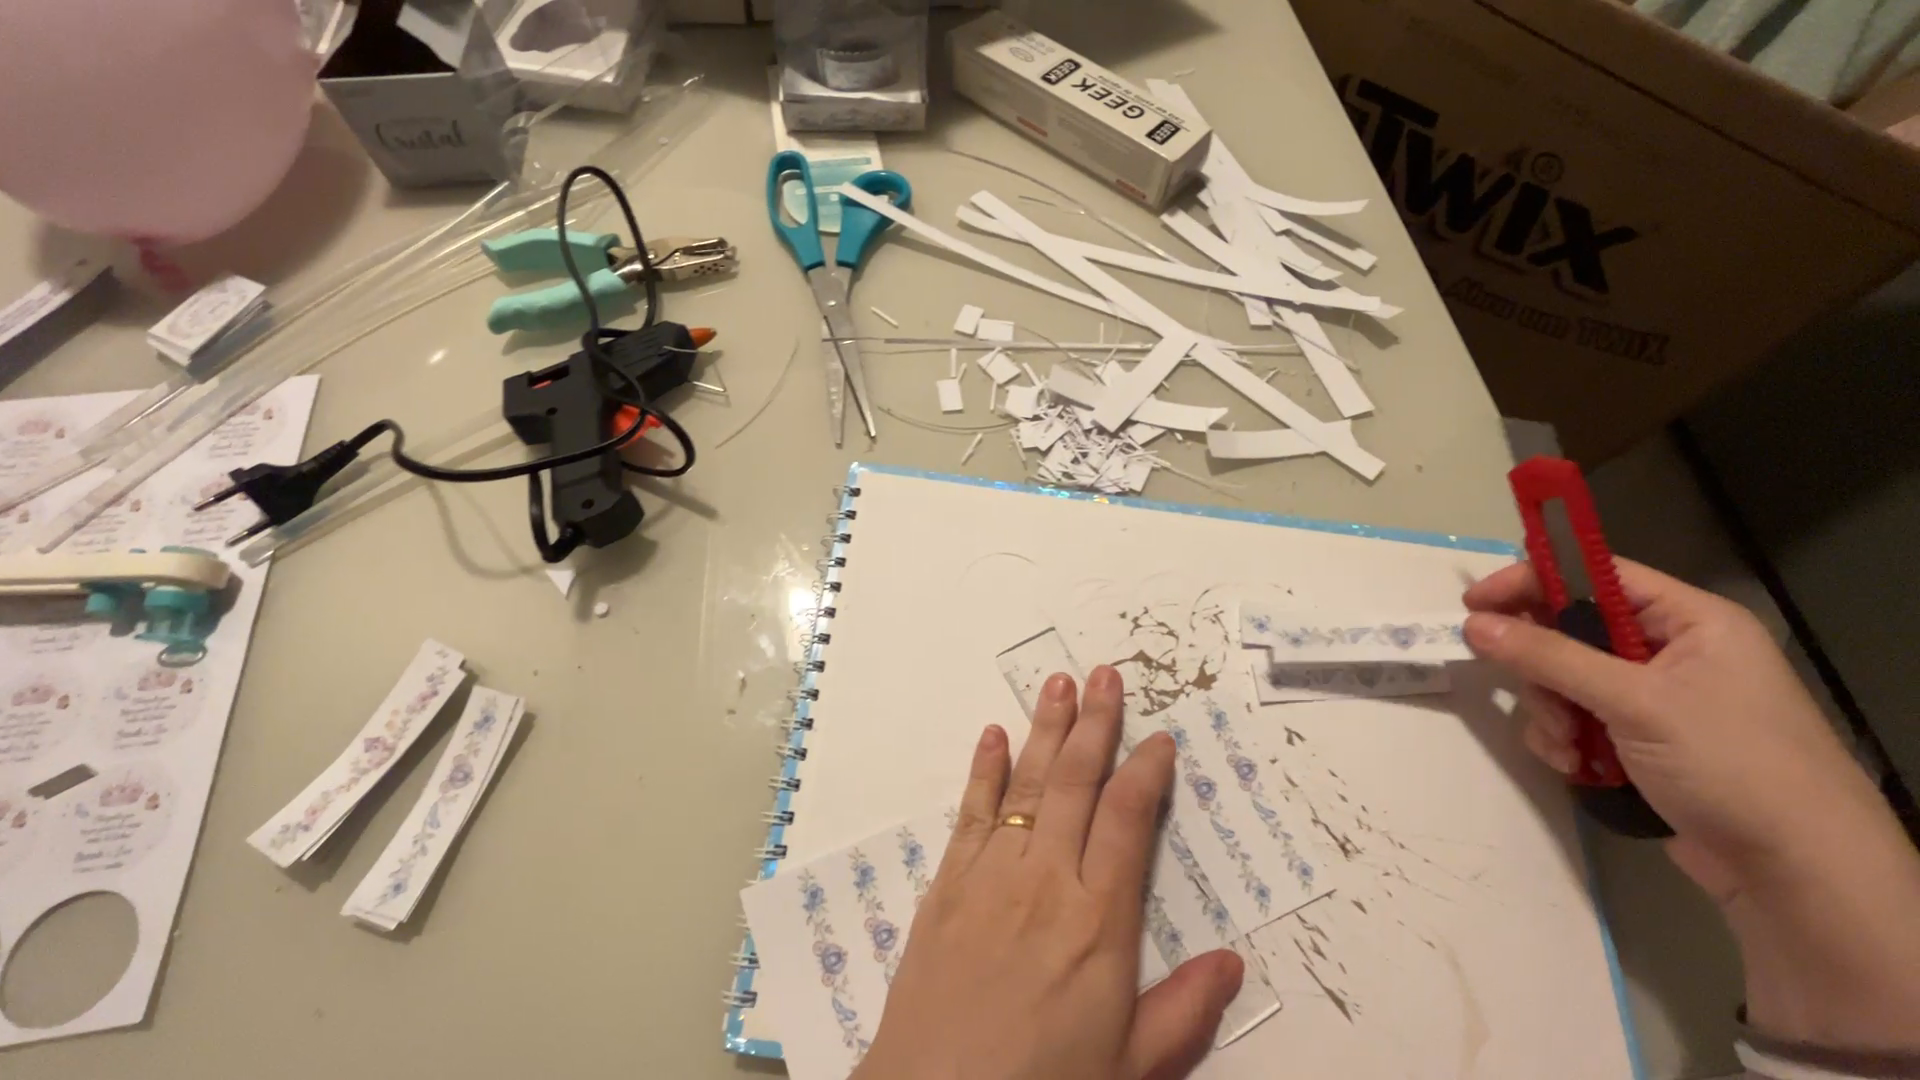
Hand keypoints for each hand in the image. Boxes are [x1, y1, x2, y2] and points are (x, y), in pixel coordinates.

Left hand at [852, 667, 1243, 1079]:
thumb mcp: (1130, 1066)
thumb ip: (1183, 1011)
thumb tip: (1234, 963)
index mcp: (1099, 919)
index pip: (1130, 821)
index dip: (1147, 772)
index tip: (1160, 737)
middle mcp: (1046, 878)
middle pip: (1077, 783)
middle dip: (1096, 723)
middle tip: (1106, 673)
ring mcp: (991, 873)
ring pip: (1026, 783)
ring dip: (1044, 729)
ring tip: (1058, 683)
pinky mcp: (948, 882)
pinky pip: (970, 812)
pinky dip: (982, 769)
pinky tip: (991, 735)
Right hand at [1464, 559, 1919, 1050]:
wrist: (1793, 871)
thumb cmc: (1730, 764)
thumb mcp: (1635, 702)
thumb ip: (1549, 657)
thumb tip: (1472, 623)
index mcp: (1691, 622)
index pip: (1595, 575)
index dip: (1533, 581)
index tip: (1474, 604)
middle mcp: (1672, 651)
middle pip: (1571, 631)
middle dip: (1542, 668)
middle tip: (1535, 696)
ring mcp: (1655, 699)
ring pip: (1564, 681)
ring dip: (1551, 712)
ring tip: (1568, 748)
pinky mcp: (1639, 741)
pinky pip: (1575, 720)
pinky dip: (1564, 740)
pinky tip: (1575, 766)